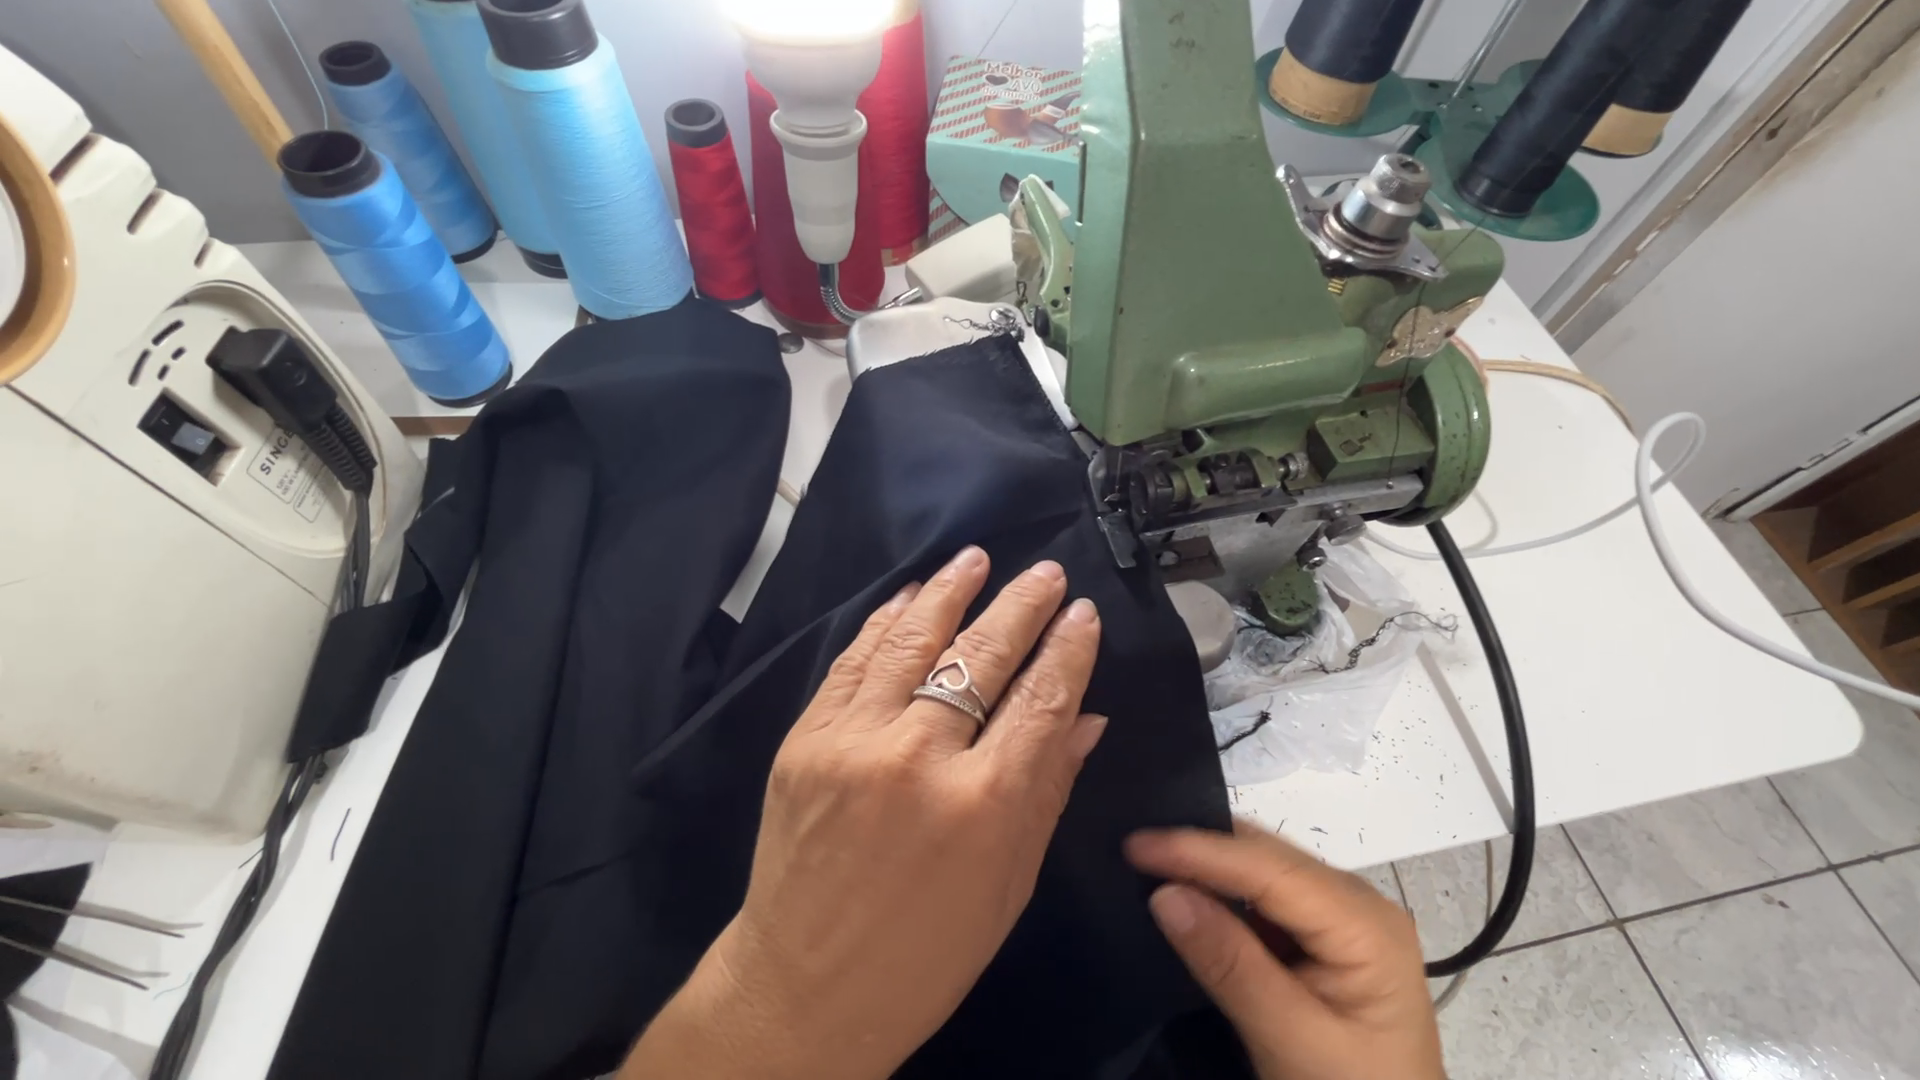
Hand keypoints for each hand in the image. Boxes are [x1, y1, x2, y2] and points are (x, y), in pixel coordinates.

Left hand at [625, 547, 1108, 1079]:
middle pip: (981, 657)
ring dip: (948, 593)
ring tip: (976, 558)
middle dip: (1020, 607)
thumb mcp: (1009, 883)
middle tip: (1045, 572)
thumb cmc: (927, 952)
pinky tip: (910, 598)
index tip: (1083, 613)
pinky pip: (853, 662)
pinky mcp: (805, 738)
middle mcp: (918, 758)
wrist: (804, 986)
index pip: (1041, 701)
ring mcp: (853, 741)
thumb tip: (1088, 718)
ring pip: (911, 642)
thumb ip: (1049, 789)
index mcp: (984, 805)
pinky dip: (884, 623)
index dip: (1068, 651)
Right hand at [1126, 821, 1444, 1079]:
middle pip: (1266, 857)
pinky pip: (1262, 899)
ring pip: (1260, 871)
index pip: (1269, 867)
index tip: (1134, 844)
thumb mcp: (1290, 1041)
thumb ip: (1229, 964)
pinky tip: (1185, 893)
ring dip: (1205, 868)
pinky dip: (1219, 894)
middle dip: (1199, 848)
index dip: (1198, 849)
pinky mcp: (1321, 938)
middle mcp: (1356, 903)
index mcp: (1364, 924)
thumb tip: (1164, 893)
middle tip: (1130, 846)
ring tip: (1146, 862)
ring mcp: (1341, 918)